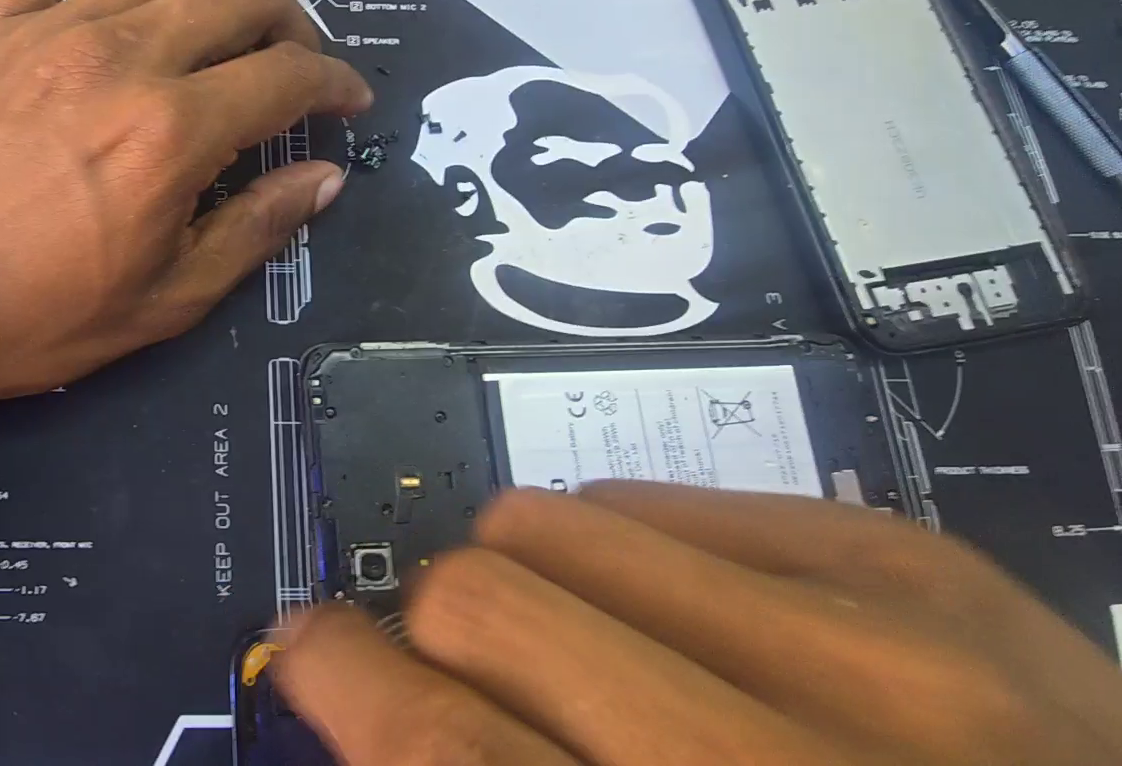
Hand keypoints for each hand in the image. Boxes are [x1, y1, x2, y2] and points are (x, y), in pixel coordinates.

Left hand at [0, 0, 371, 442]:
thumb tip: (324, 177)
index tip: (344, 103)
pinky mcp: (1, 23)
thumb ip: (256, 228)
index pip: (289, 75)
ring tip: (217, 30)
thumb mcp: (170, 299)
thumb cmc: (41, 316)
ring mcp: (58, 28)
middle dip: (292, 28)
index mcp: (175, 133)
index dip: (334, 85)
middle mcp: (127, 58)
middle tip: (290, 72)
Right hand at [279, 483, 1121, 764]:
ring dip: (526, 586)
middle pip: (480, 599)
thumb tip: (371, 698)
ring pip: (554, 524)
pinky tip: (688, 630)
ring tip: (582, 649)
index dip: (341, 680)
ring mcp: (893, 656)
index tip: (310, 648)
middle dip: (431, 633)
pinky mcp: (932, 575)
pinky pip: (663, 502)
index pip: (443, 741)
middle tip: (464, 677)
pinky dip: (631, 560)